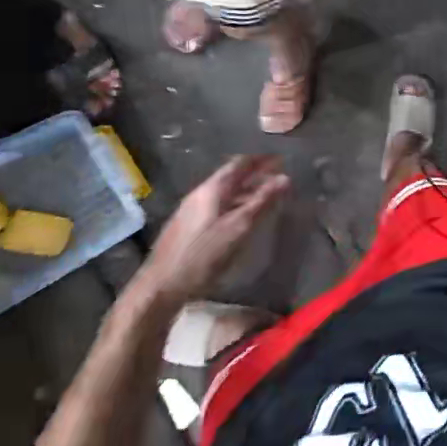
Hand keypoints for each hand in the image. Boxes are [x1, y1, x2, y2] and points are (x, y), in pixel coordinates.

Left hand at [133, 156, 289, 306]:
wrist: (161, 285)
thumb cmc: (203, 254)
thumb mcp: (238, 227)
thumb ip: (262, 201)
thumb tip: (285, 178)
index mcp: (212, 189)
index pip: (240, 164)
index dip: (261, 160)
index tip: (281, 161)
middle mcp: (200, 194)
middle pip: (231, 177)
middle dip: (256, 176)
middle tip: (278, 180)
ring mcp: (191, 210)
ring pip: (224, 193)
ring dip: (246, 192)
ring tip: (266, 198)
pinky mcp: (188, 226)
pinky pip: (217, 206)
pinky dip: (235, 204)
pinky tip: (243, 218)